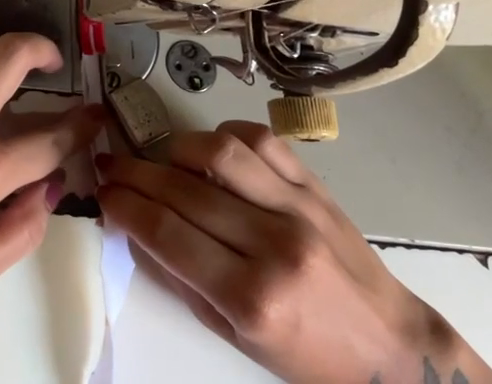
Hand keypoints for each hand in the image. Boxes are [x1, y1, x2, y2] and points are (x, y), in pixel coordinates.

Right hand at [98, 121, 491, 383]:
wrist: (391, 349)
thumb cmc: (306, 355)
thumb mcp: (233, 335)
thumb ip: (178, 278)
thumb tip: (130, 228)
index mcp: (250, 296)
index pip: (165, 233)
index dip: (123, 206)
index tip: (100, 194)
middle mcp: (273, 245)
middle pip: (182, 189)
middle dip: (133, 174)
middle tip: (110, 169)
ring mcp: (298, 209)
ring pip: (219, 151)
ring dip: (175, 149)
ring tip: (161, 162)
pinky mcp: (316, 187)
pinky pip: (261, 140)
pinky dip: (224, 135)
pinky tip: (209, 152)